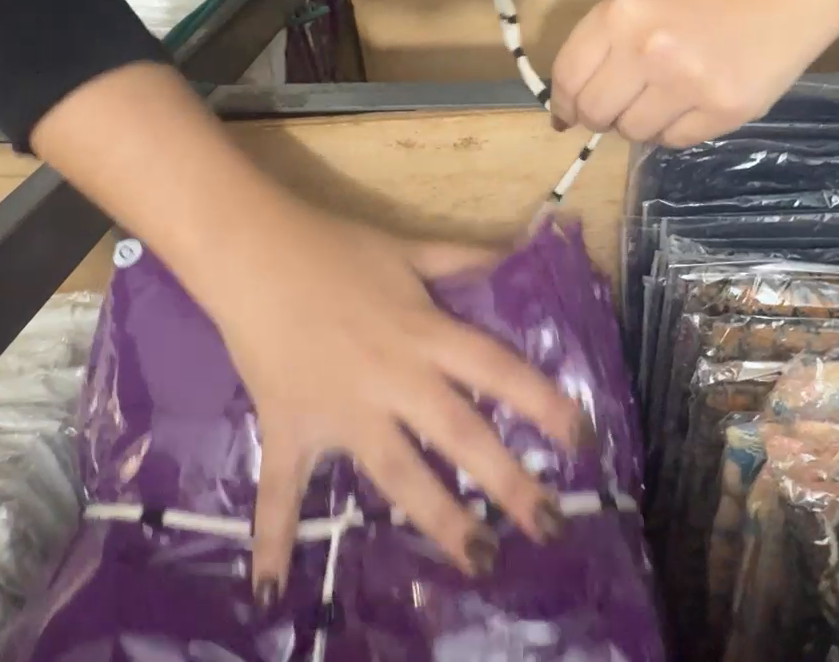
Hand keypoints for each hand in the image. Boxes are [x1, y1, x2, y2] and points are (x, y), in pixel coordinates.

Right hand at [28, 63, 586, 599]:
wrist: (253, 251)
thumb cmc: (335, 246)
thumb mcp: (409, 248)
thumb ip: (466, 256)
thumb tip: (520, 247)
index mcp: (426, 333)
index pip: (499, 371)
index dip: (546, 405)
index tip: (585, 443)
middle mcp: (395, 379)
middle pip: (462, 435)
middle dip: (509, 483)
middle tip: (551, 527)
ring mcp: (342, 411)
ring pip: (398, 474)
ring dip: (439, 519)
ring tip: (479, 560)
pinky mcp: (291, 428)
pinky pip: (281, 490)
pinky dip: (273, 539)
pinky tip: (272, 592)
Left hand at [548, 0, 838, 146]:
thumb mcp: (645, 3)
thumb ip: (604, 48)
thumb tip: (567, 112)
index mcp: (621, 13)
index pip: (568, 77)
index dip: (564, 102)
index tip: (568, 114)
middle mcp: (648, 49)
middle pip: (596, 113)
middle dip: (601, 117)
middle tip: (620, 108)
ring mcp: (687, 83)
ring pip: (633, 133)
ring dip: (640, 124)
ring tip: (667, 96)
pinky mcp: (723, 111)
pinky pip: (672, 143)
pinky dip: (675, 131)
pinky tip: (695, 102)